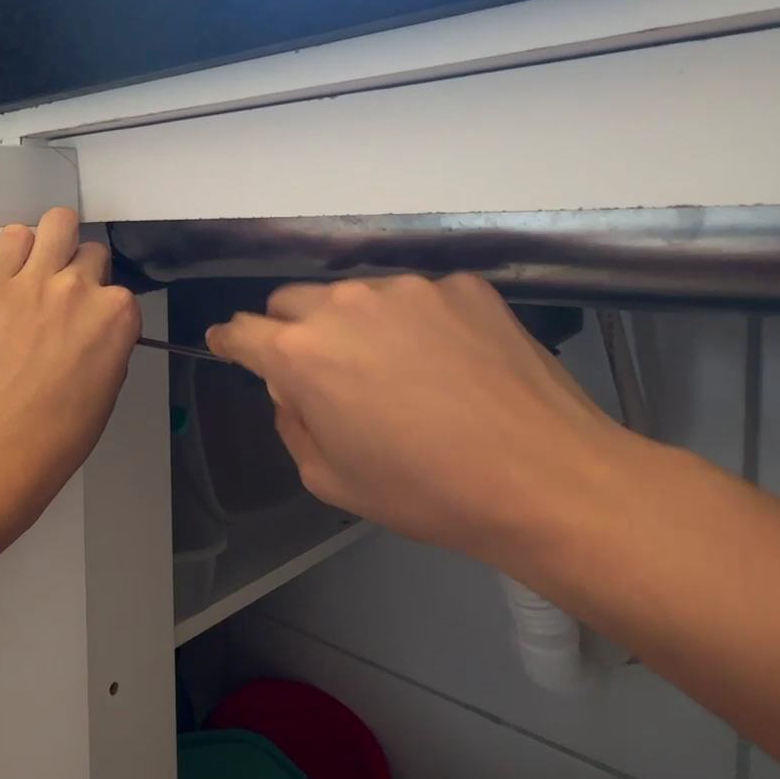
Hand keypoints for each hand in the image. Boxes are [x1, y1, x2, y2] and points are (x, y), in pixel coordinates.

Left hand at [0, 208, 140, 511]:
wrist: (4, 443)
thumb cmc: (58, 431)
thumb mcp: (108, 386)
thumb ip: (110, 342)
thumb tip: (98, 328)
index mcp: (118, 316)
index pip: (120, 289)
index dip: (103, 302)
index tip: (88, 318)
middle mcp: (81, 289)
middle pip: (91, 252)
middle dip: (81, 269)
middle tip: (64, 293)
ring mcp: (36, 281)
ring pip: (58, 223)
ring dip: (54, 238)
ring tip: (41, 262)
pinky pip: (11, 237)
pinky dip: (15, 245)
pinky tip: (13, 266)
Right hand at [205, 274, 631, 562]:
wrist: (549, 481)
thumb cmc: (427, 492)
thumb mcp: (329, 479)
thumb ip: (292, 423)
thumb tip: (294, 390)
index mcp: (300, 354)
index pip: (240, 331)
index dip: (231, 342)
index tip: (230, 346)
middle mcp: (343, 305)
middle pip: (289, 301)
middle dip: (291, 330)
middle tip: (324, 372)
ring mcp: (406, 289)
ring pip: (354, 295)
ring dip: (355, 324)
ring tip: (399, 370)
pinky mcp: (462, 286)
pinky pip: (417, 298)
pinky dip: (417, 322)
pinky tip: (450, 363)